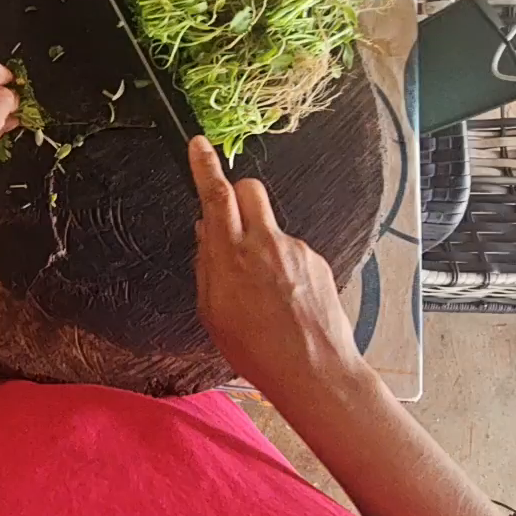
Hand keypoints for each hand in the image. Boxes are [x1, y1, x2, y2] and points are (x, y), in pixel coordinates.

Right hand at [188, 136, 363, 392]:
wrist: (314, 371)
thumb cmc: (255, 349)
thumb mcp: (211, 311)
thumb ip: (206, 264)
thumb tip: (206, 232)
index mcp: (231, 257)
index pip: (216, 197)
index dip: (205, 167)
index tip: (199, 144)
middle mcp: (265, 245)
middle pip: (250, 190)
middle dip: (236, 194)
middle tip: (230, 221)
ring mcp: (295, 250)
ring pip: (269, 224)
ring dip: (259, 241)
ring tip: (260, 289)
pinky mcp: (317, 261)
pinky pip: (290, 249)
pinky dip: (280, 264)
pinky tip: (282, 297)